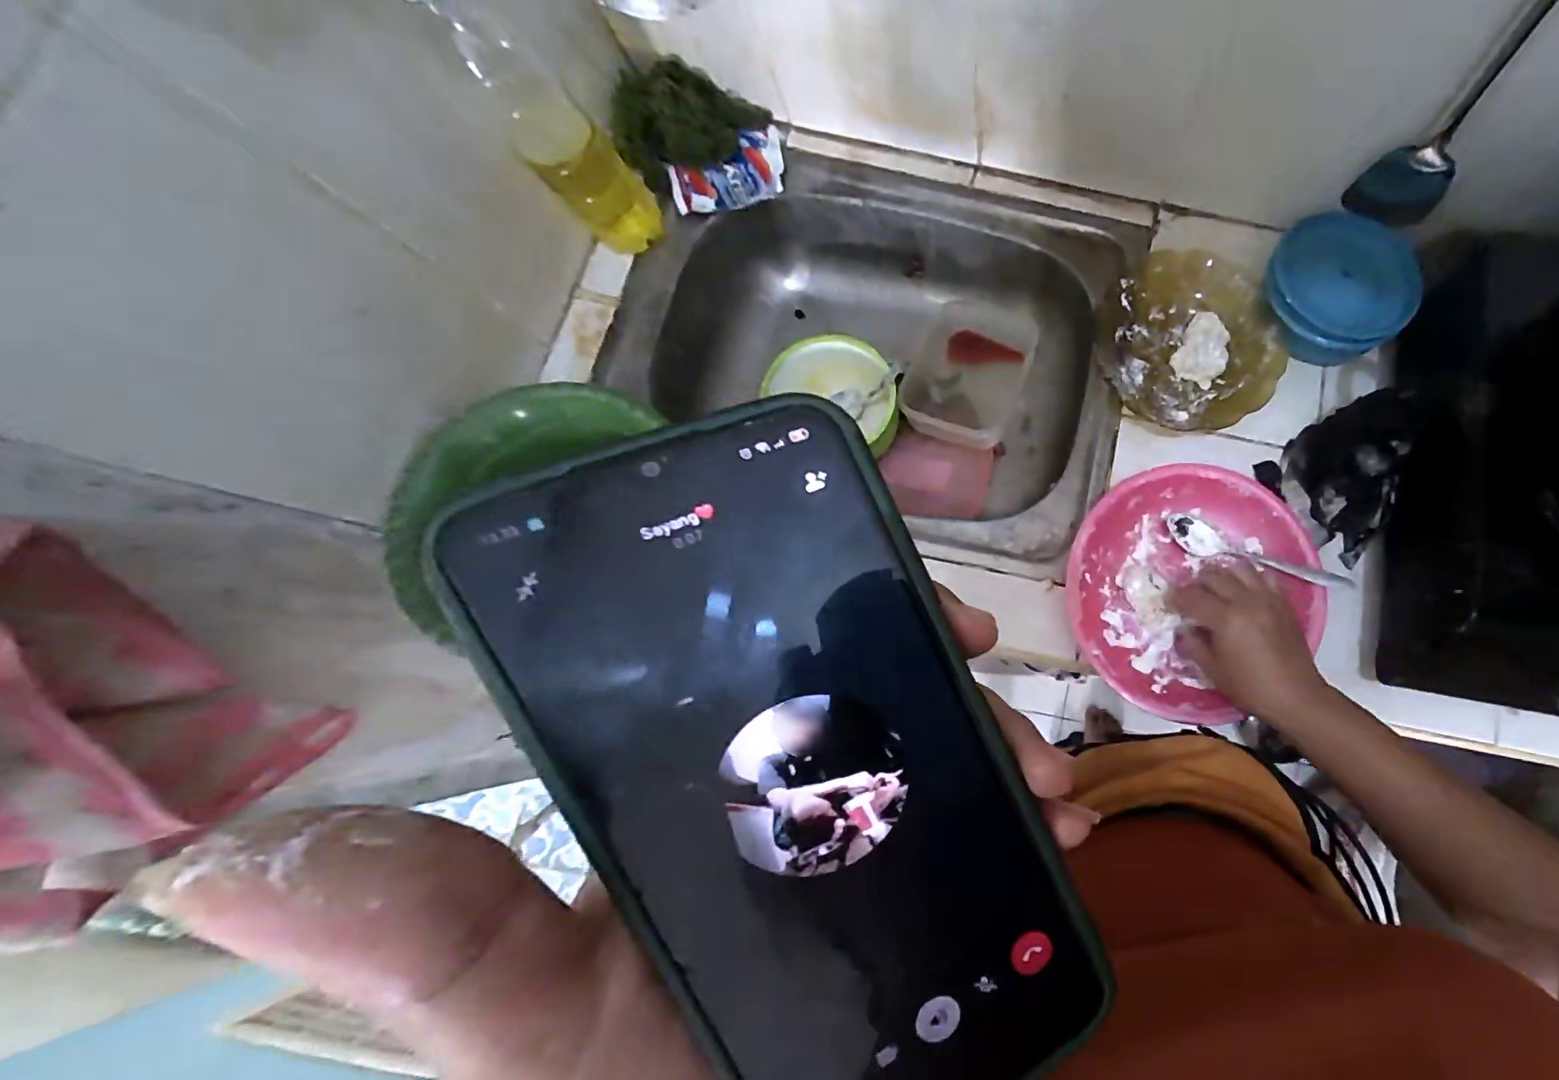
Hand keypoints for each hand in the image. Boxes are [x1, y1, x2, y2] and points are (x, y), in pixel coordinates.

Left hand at [126, 586, 1092, 1079]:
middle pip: (881, 693)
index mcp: (712, 780)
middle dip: (947, 674)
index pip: (780, 661)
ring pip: (947, 750)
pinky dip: (1030, 811)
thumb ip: (431, 932)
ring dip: (1004, 742)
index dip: (846, 613)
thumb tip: (223, 850)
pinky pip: (989, 822)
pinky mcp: (931, 888)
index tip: (911, 605)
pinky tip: (1069, 823)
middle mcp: (793, 790)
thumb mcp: (534, 1023)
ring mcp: (871, 838)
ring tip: (1053, 780)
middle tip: (989, 668)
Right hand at [1170, 563, 1334, 725]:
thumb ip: (1193, 645)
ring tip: (1214, 585)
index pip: (1192, 597)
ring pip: (1239, 569)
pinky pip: (1264, 576)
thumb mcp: (1213, 671)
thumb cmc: (1251, 687)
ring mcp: (1268, 598)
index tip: (1168, 601)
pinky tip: (1242, 588)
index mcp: (1226, 619)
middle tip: (1188, 595)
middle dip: (1195, 583)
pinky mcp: (1283, 602)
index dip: (1176, 598)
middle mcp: (1246, 601)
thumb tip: (1184, 629)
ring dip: (1222, 573)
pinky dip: (1249, 577)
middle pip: (1214, 577)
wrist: (1296, 695)